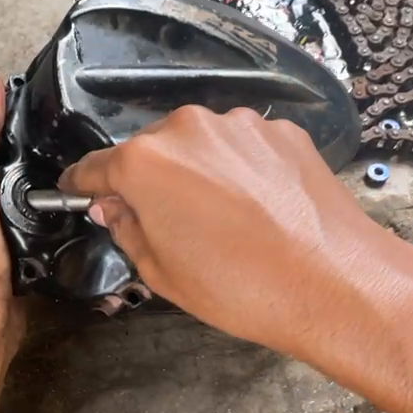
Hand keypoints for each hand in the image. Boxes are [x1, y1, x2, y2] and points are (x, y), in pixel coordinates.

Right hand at [59, 106, 412, 360]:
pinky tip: (256, 208)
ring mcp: (240, 125)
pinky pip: (241, 147)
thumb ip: (125, 228)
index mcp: (146, 162)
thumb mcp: (160, 273)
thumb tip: (112, 206)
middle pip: (149, 151)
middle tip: (163, 223)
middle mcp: (188, 128)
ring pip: (198, 145)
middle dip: (147, 181)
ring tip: (220, 220)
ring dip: (195, 173)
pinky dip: (238, 170)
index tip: (79, 194)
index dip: (83, 185)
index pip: (95, 166)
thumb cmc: (238, 287)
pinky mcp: (282, 132)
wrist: (333, 283)